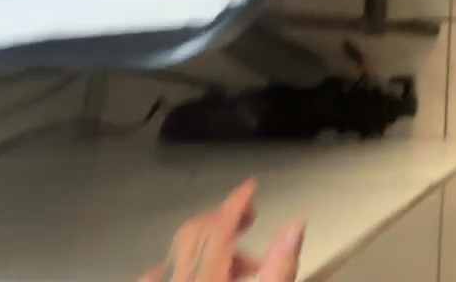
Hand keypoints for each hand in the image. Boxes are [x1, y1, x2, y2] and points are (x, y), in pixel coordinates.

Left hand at [140, 180, 304, 281]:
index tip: (254, 183)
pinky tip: (201, 273)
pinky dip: (181, 262)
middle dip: (223, 218)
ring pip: (173, 252)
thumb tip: (297, 223)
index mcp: (205, 278)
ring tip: (238, 262)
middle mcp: (175, 280)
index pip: (218, 228)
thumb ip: (280, 268)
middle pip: (192, 234)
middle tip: (252, 219)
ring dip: (206, 243)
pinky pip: (159, 273)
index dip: (236, 201)